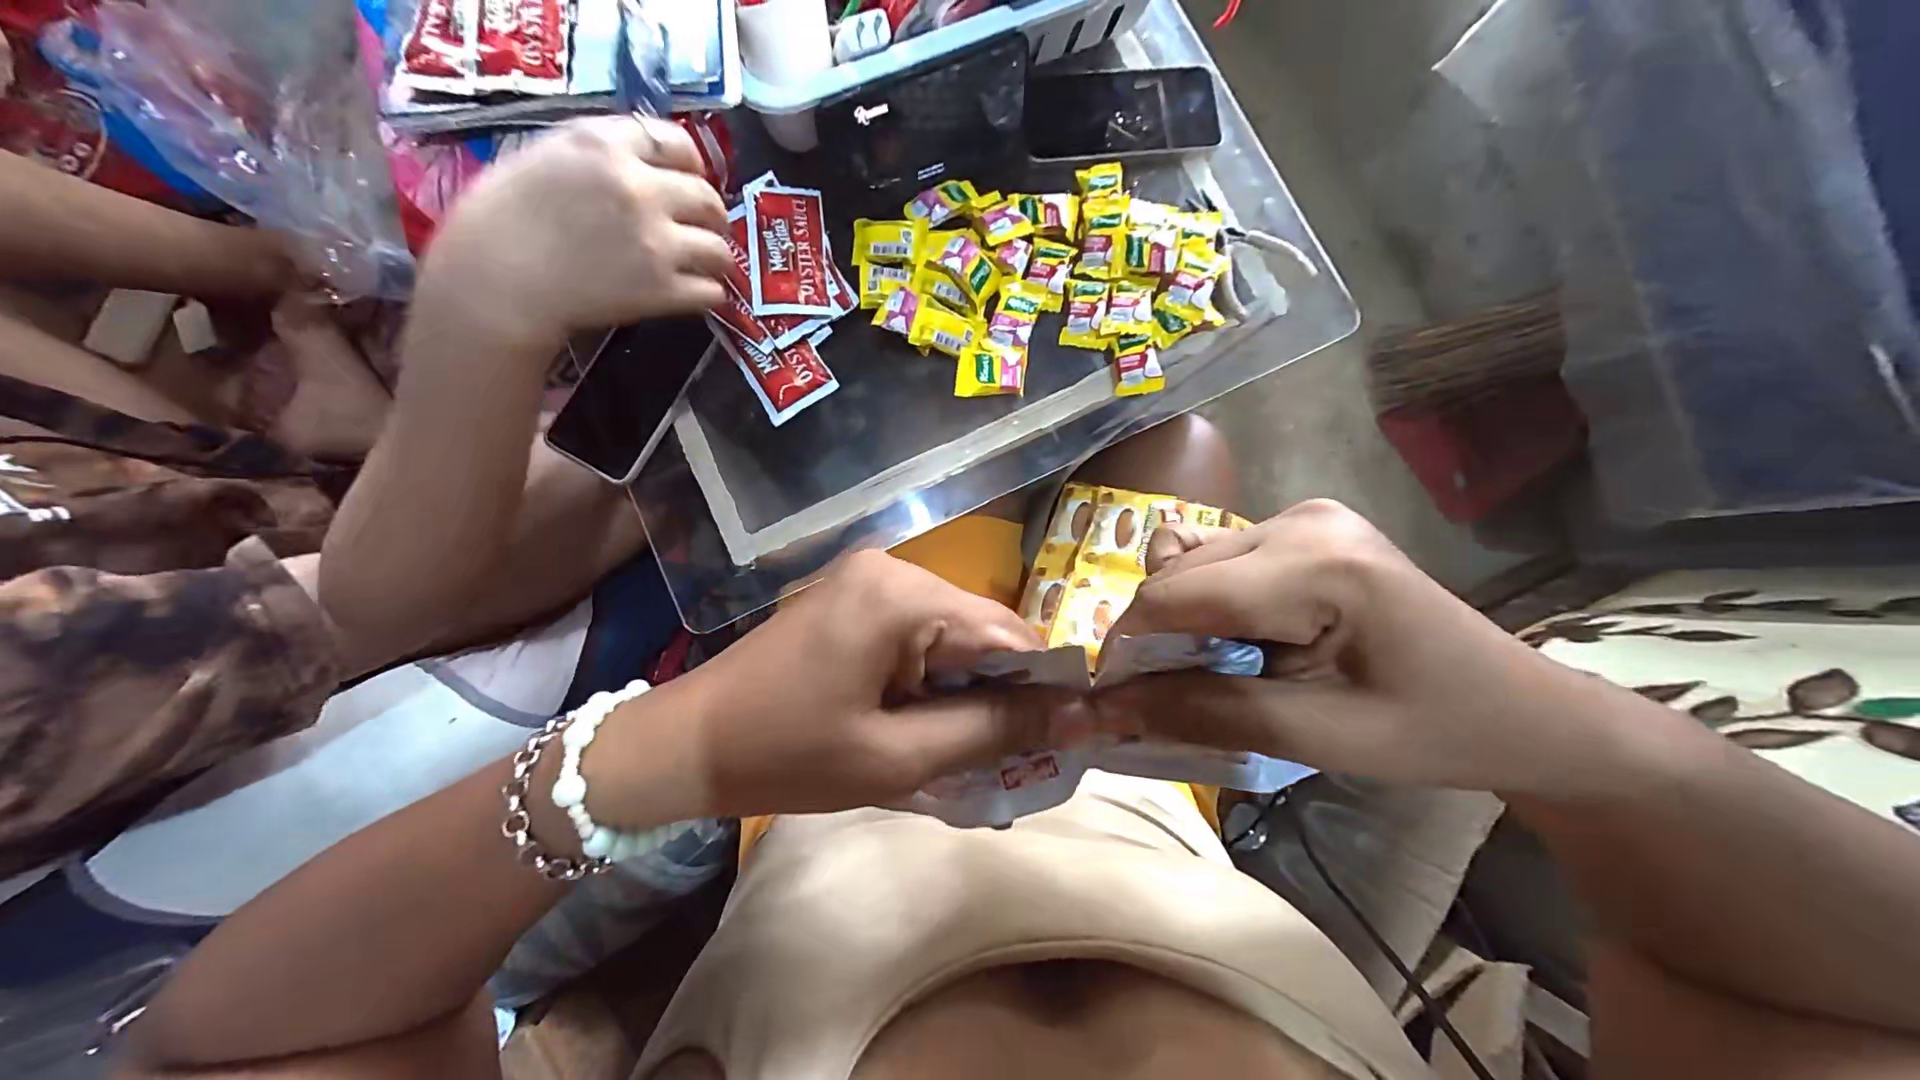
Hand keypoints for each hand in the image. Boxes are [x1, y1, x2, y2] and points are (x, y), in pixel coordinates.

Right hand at [416, 117, 731, 350]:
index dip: (692, 166)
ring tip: (702, 263)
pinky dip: (708, 293)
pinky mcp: (663, 290)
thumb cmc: (505, 215)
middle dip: (711, 214)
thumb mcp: (548, 155)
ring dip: (715, 257)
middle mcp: (640, 189)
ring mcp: (657, 243)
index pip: (679, 144)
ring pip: (719, 249)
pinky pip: (712, 292)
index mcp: (606, 145)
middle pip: (707, 198)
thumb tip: (651, 165)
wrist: (496, 279)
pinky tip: (693, 292)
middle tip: (703, 228)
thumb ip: (604, 153)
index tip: (689, 181)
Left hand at [589, 551, 1074, 821]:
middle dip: (999, 690)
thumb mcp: (898, 757)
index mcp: (903, 595)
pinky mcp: (854, 595)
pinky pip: (918, 631)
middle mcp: (893, 567)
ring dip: (965, 686)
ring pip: (953, 632)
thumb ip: (991, 731)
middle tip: (1002, 753)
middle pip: (981, 629)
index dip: (1043, 686)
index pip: (1009, 634)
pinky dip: (932, 674)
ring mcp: (869, 577)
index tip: (1060, 737)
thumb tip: (1076, 716)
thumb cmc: (787, 755)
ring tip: (957, 742)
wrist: (688, 742)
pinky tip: (920, 717)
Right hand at [1093, 499, 1628, 793]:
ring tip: (1223, 669)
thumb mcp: (1315, 736)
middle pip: (1175, 575)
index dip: (1131, 650)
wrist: (1522, 709)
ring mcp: (1303, 515)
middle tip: (1176, 701)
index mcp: (1316, 563)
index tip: (1118, 705)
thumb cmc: (1432, 732)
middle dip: (1157, 641)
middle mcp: (1299, 520)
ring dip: (1182, 621)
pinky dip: (1207, 602)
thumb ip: (1202, 712)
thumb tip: (1102, 710)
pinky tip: (1243, 637)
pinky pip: (1218, 558)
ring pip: (1189, 564)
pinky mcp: (1302, 526)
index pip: (1174, 595)